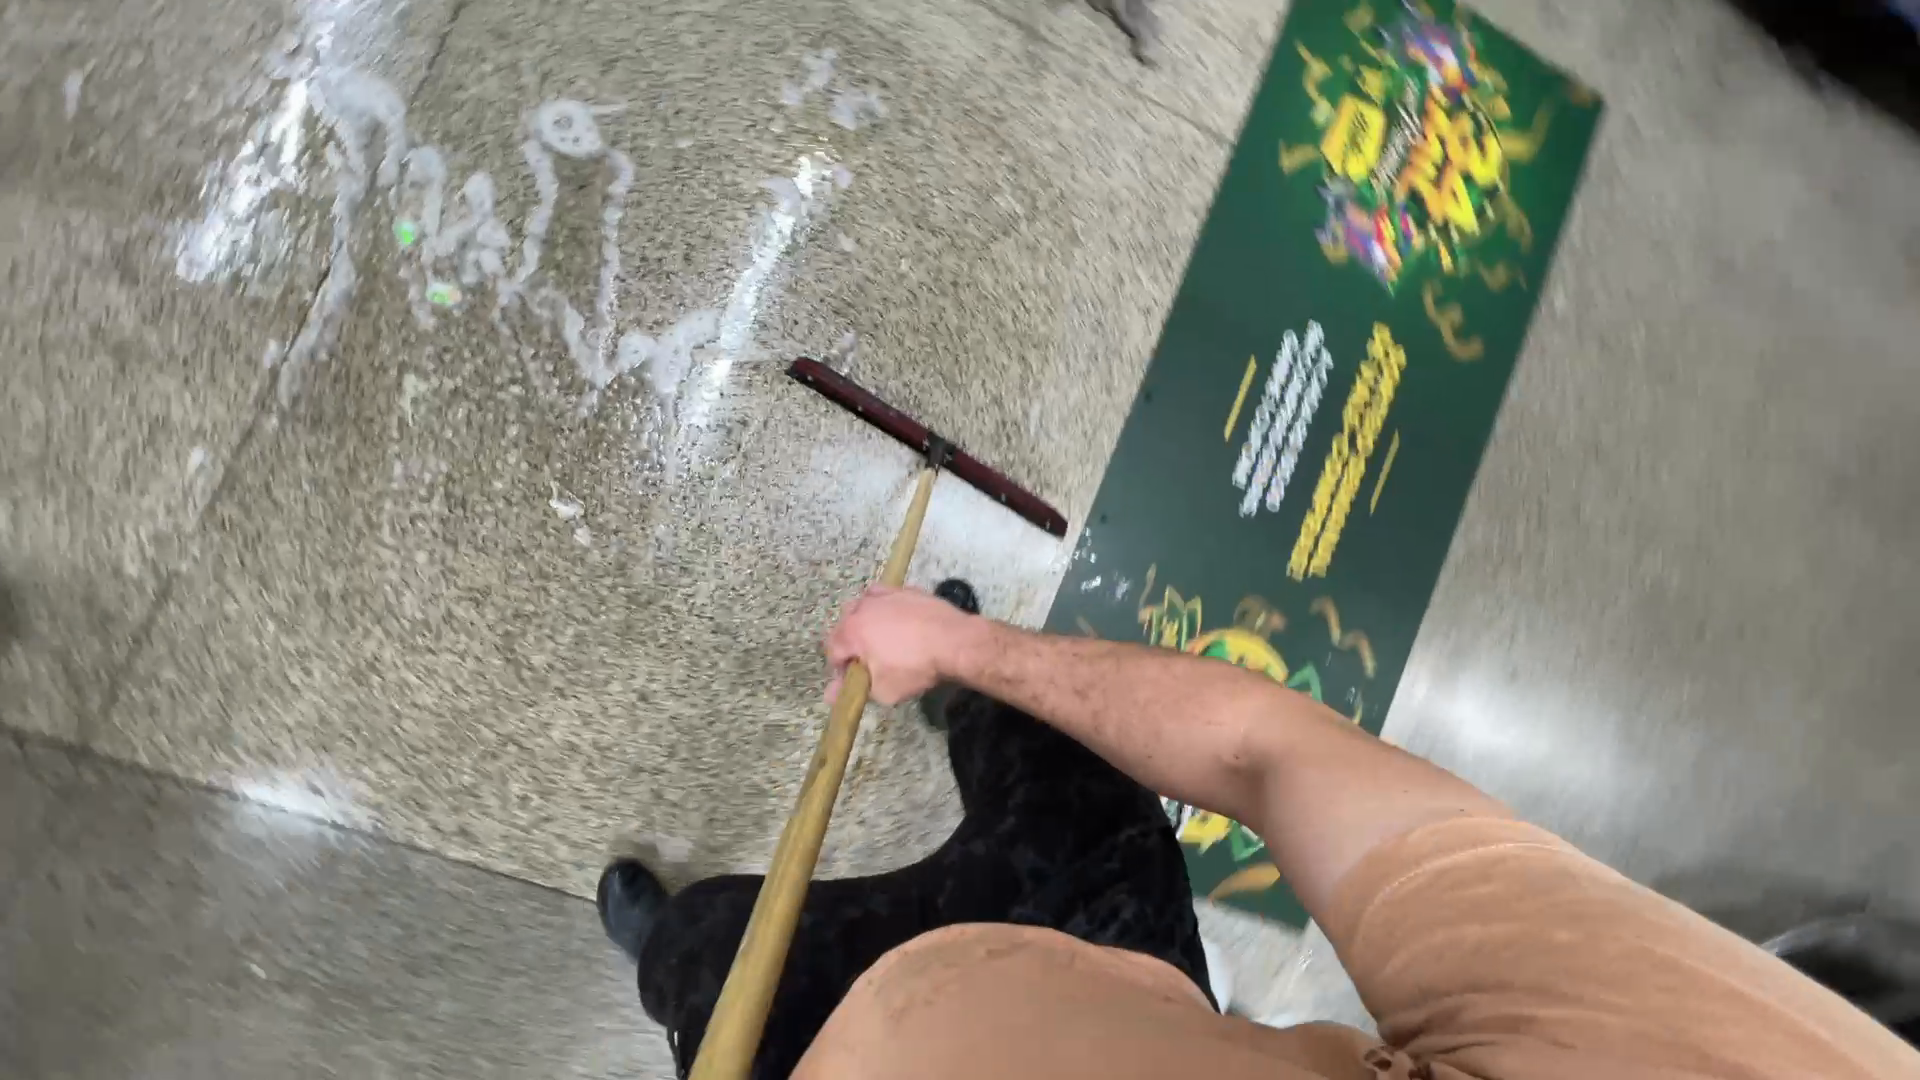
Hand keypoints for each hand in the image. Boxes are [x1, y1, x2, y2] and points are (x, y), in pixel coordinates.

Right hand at [824, 585, 977, 705]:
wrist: (955, 642)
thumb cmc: (915, 668)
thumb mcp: (882, 690)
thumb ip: (854, 690)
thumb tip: (831, 695)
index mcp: (852, 631)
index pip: (833, 650)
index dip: (840, 669)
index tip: (854, 680)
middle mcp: (864, 607)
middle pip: (845, 624)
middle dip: (851, 643)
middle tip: (867, 661)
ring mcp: (886, 595)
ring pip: (864, 604)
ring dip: (865, 621)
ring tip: (880, 639)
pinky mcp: (908, 590)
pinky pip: (887, 596)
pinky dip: (886, 607)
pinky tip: (897, 619)